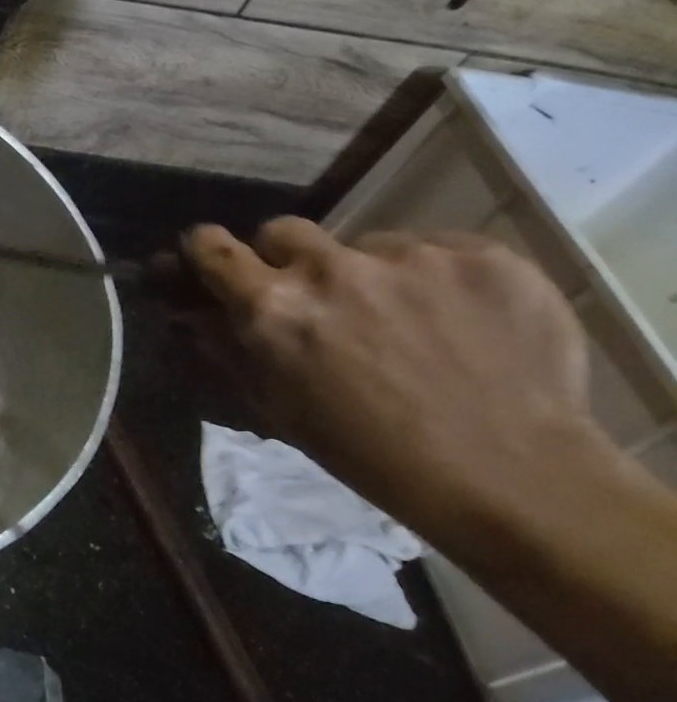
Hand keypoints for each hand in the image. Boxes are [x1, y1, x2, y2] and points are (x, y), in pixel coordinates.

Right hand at [183, 218, 598, 534]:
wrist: (508, 470)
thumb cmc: (368, 452)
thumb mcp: (278, 406)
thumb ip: (230, 349)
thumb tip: (193, 313)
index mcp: (272, 307)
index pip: (212, 247)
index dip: (206, 251)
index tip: (213, 259)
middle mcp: (332, 267)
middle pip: (283, 231)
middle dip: (283, 258)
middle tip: (309, 295)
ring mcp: (411, 254)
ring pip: (364, 244)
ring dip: (365, 273)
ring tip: (402, 320)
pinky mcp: (481, 253)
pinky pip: (436, 250)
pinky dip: (431, 278)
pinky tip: (455, 321)